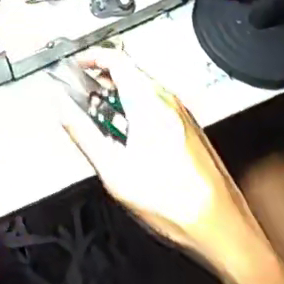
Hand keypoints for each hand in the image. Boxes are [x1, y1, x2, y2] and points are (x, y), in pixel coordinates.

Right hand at [52, 48, 262, 271]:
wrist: (219, 225)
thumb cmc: (174, 203)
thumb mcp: (114, 170)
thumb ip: (84, 134)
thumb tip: (64, 111)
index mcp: (148, 102)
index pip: (116, 59)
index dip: (92, 57)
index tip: (77, 65)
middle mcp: (167, 99)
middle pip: (129, 71)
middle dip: (102, 79)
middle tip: (83, 95)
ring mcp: (180, 112)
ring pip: (142, 88)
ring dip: (118, 96)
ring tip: (101, 118)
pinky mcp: (186, 126)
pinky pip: (155, 103)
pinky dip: (135, 109)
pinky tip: (127, 136)